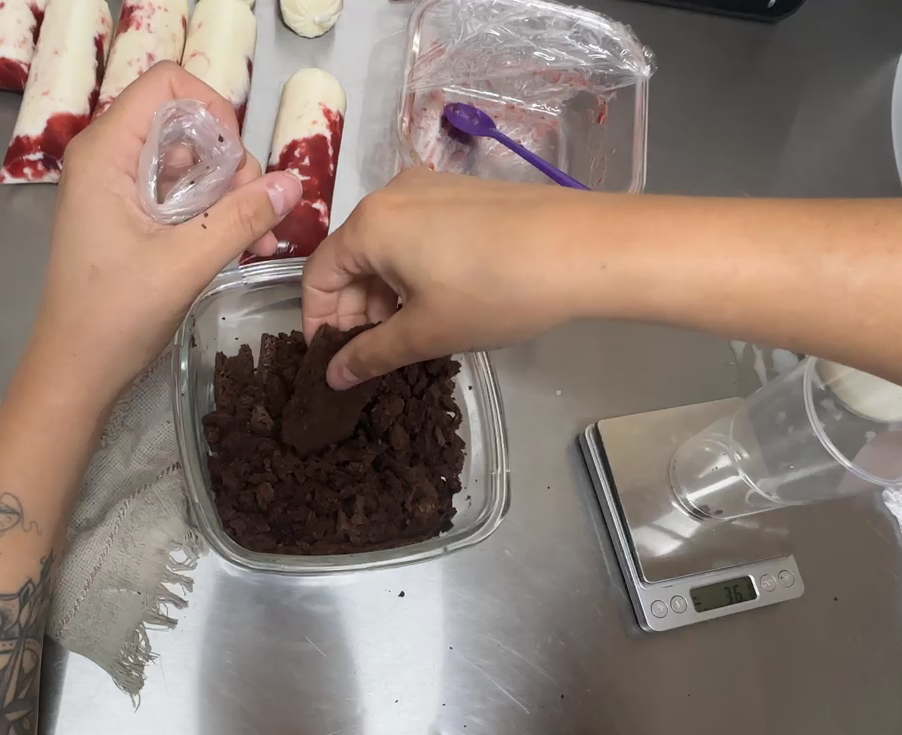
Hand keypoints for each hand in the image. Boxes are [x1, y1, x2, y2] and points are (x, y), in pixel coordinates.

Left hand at [24, 63, 301, 411]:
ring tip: (252, 241)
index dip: (215, 112)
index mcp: (107, 152)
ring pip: (187, 166)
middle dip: (228, 165)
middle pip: (184, 126)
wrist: (76, 370)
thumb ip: (240, 220)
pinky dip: (209, 216)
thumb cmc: (115, 316)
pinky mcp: (127, 221)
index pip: (169, 85)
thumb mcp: (184, 264)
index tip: (238, 168)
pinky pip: (177, 199)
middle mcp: (108, 159)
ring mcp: (116, 192)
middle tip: (251, 217)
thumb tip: (293, 184)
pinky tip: (234, 248)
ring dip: (226, 196)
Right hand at [303, 169, 597, 388]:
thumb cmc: (493, 292)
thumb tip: (333, 377)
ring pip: (383, 249)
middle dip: (352, 311)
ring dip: (382, 296)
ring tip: (404, 335)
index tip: (329, 358)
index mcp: (371, 225)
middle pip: (350, 259)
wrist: (584, 249)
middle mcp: (392, 196)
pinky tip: (431, 304)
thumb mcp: (424, 333)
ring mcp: (429, 189)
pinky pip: (414, 237)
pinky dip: (408, 274)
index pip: (317, 275)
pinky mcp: (460, 195)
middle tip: (369, 354)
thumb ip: (370, 356)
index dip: (317, 321)